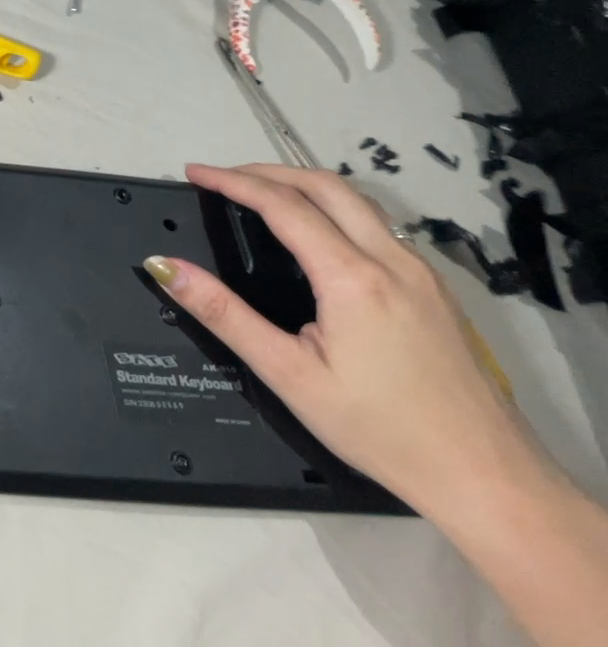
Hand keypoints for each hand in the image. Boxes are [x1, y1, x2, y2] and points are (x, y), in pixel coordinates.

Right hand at [144, 163, 541, 515]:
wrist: (484, 475)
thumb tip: (164, 266)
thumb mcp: (285, 372)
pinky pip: (378, 228)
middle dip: (268, 171)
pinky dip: (333, 210)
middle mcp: (394, 264)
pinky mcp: (435, 292)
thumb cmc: (377, 427)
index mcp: (353, 280)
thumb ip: (222, 313)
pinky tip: (312, 233)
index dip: (233, 182)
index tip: (194, 172)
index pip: (285, 207)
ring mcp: (422, 275)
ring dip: (303, 186)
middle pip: (328, 188)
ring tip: (257, 194)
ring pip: (360, 203)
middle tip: (220, 176)